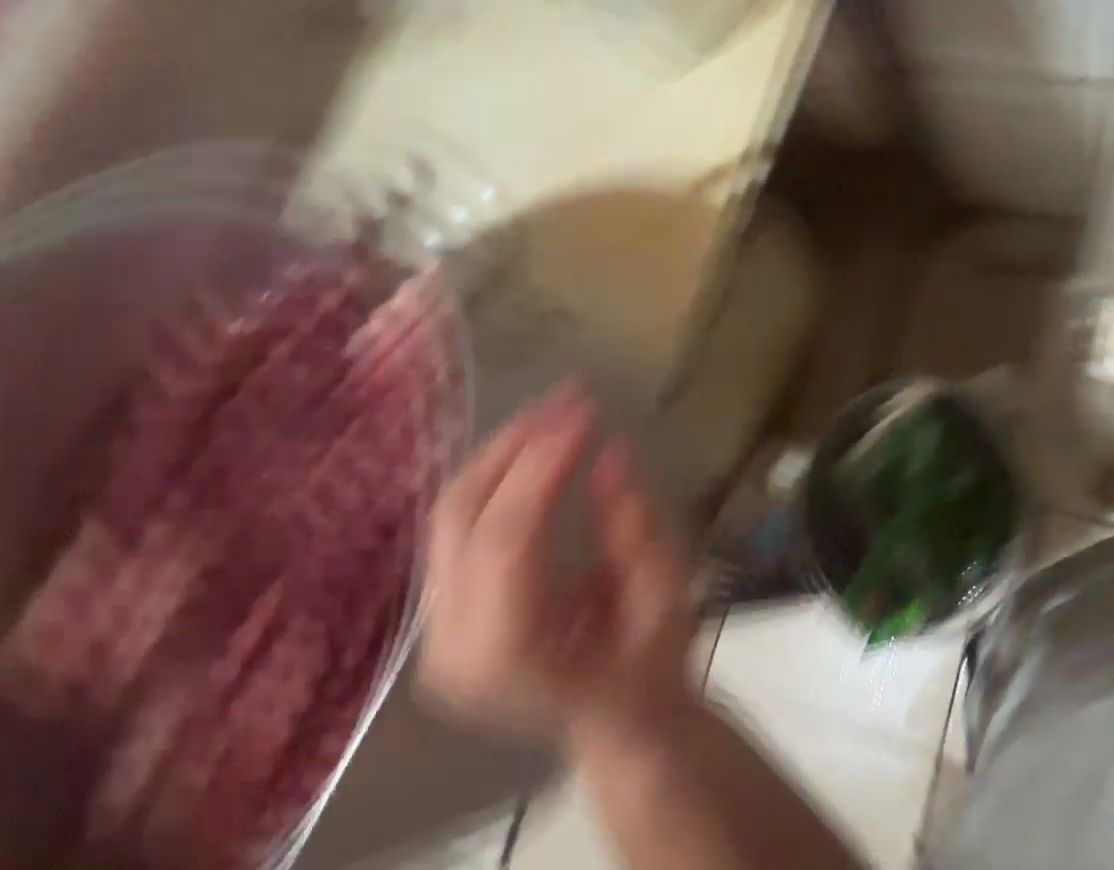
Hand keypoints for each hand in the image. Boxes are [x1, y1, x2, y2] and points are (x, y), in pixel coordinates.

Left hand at [417, 384, 696, 740]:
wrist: (617, 725)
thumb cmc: (652, 668)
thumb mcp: (665, 599)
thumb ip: (636, 529)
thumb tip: (609, 455)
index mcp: (509, 650)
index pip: (509, 537)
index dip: (544, 465)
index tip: (585, 411)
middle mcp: (452, 643)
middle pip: (459, 518)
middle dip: (513, 447)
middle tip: (567, 400)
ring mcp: (435, 631)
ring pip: (447, 516)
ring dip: (499, 457)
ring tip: (551, 415)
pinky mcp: (438, 615)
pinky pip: (455, 530)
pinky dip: (493, 483)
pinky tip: (531, 452)